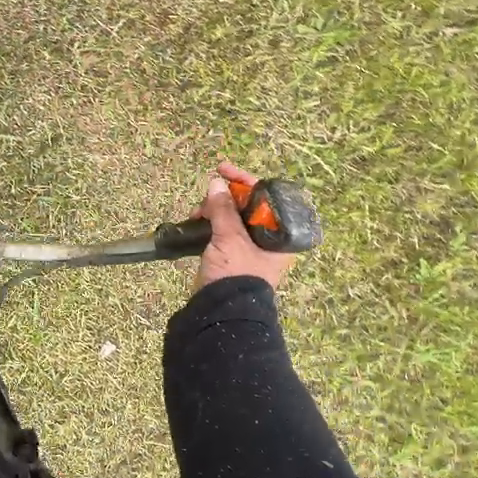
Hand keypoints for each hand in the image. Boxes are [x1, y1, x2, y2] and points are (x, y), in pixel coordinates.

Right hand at [192, 161, 295, 290]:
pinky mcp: (233, 252)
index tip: (222, 169)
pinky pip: (222, 228)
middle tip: (204, 201)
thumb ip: (223, 209)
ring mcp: (250, 245)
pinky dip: (210, 221)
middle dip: (222, 197)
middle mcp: (269, 237)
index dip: (243, 180)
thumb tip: (215, 182)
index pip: (266, 196)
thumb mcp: (229, 238)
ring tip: (196, 215)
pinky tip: (197, 222)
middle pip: (247, 203)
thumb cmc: (236, 272)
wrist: (223, 308)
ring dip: (213, 209)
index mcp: (281, 233)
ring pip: (232, 215)